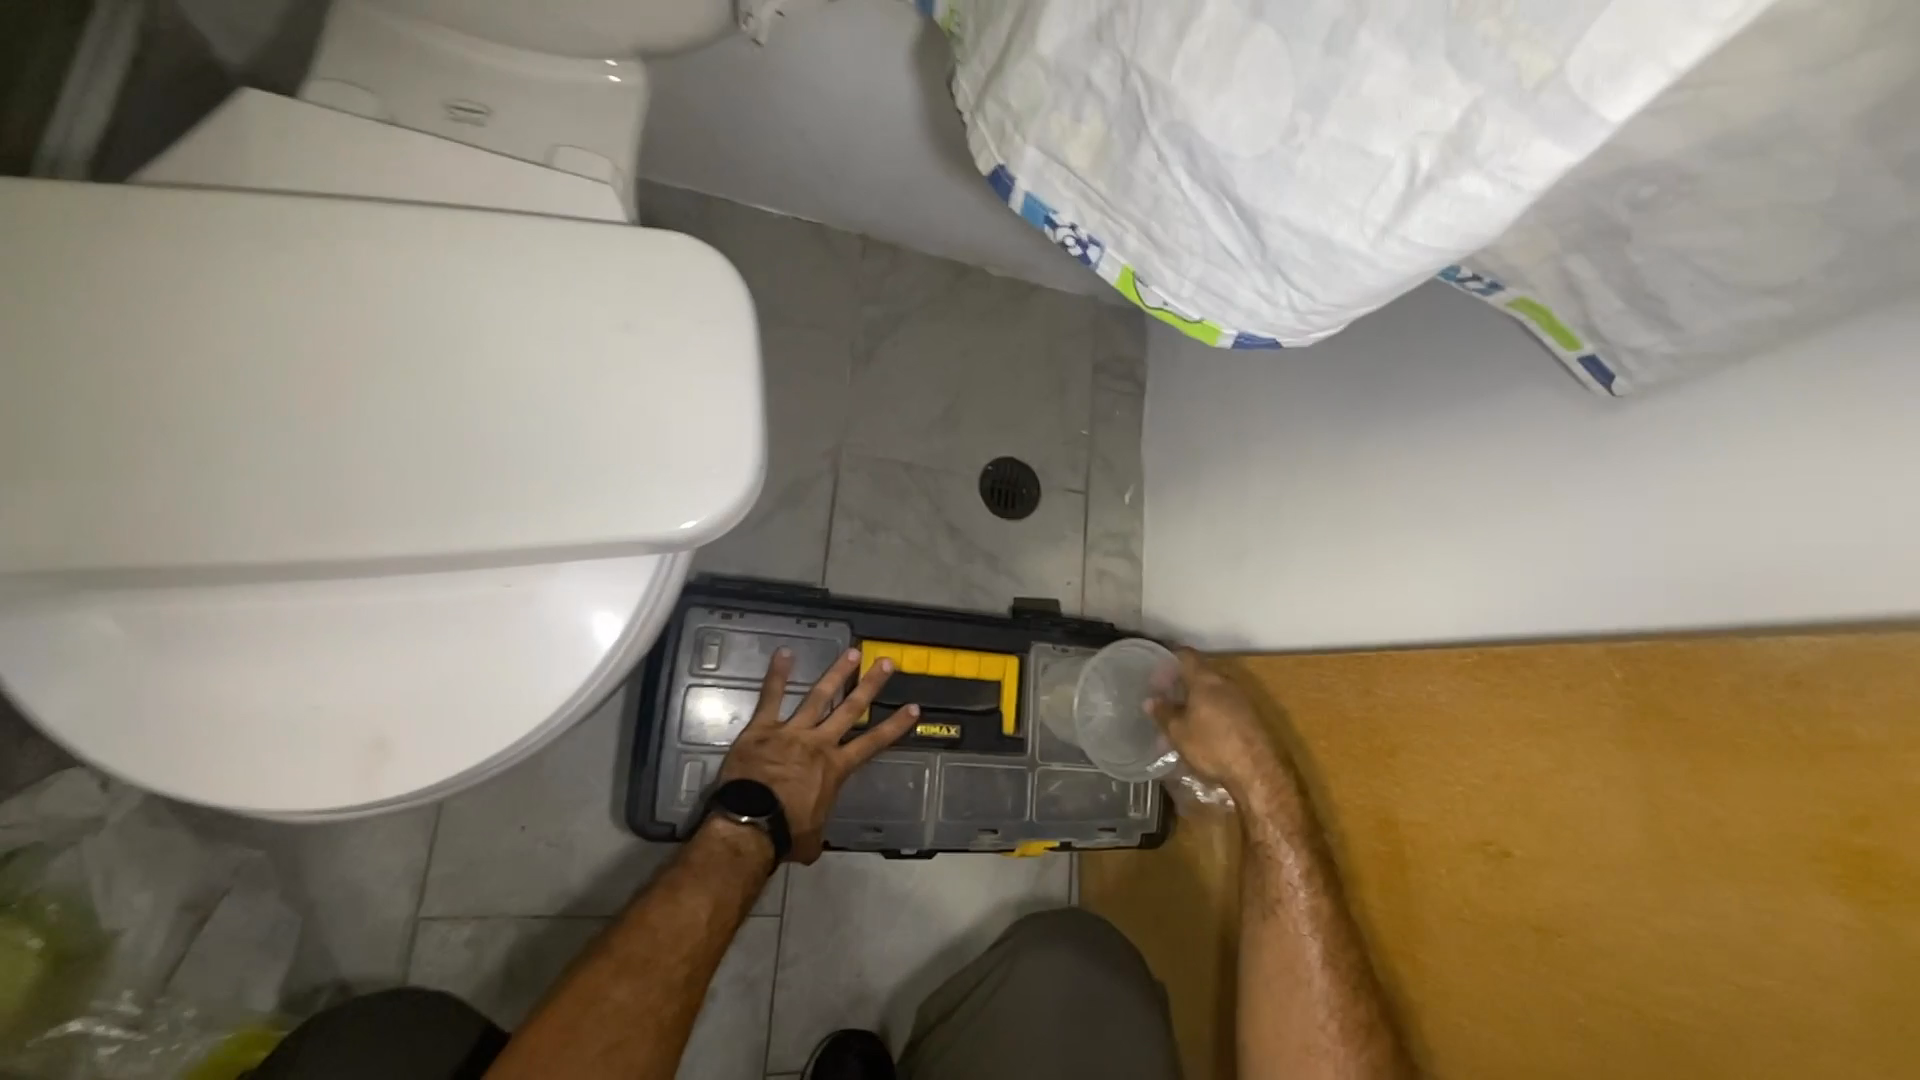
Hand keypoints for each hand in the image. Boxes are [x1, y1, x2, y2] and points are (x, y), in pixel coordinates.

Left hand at [716, 647, 918, 863]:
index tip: (913, 707)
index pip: (873, 743)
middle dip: (870, 685)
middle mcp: (819, 743)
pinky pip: (770, 697)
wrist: (752, 822)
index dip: (895, 726)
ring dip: (836, 673)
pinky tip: (785, 653)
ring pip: (819, 696)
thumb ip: (817, 832)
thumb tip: (813, 845)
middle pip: (851, 709)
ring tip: (852, 652)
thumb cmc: (786, 833)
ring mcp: (792, 731)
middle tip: (886, 663)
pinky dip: (777, 675)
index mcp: (836, 768)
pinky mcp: (763, 728)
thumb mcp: (812, 838)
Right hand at [1146, 648, 1292, 803]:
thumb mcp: (1178, 732)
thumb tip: (1151, 700)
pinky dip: (1211, 713)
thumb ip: (1163, 713)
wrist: (1258, 772)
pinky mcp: (1253, 717)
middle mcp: (1226, 682)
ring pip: (1213, 692)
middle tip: (1166, 701)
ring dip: (1196, 702)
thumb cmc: (1212, 746)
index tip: (1156, 675)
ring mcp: (1243, 699)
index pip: (1186, 655)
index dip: (1169, 660)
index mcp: (1205, 679)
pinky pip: (1225, 706)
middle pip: (1200, 674)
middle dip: (1181, 685)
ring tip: (1181, 722)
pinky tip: (1203, 733)